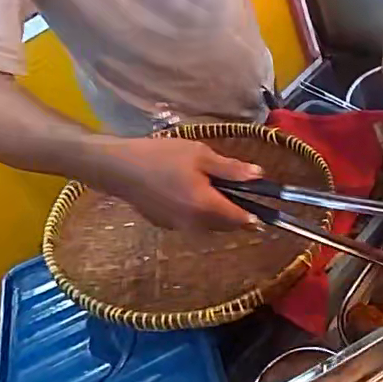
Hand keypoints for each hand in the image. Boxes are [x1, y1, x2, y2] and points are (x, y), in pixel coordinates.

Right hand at [93, 138, 262, 231]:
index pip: (241, 221)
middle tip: (236, 190)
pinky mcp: (164, 225)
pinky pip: (192, 223)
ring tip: (211, 188)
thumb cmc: (161, 156)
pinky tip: (188, 192)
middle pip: (226, 226)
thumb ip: (231, 169)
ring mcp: (178, 227)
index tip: (264, 209)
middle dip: (236, 213)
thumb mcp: (200, 155)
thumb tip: (259, 176)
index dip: (255, 215)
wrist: (118, 168)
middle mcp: (194, 224)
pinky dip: (198, 213)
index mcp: (206, 206)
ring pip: (209, 226)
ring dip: (217, 214)